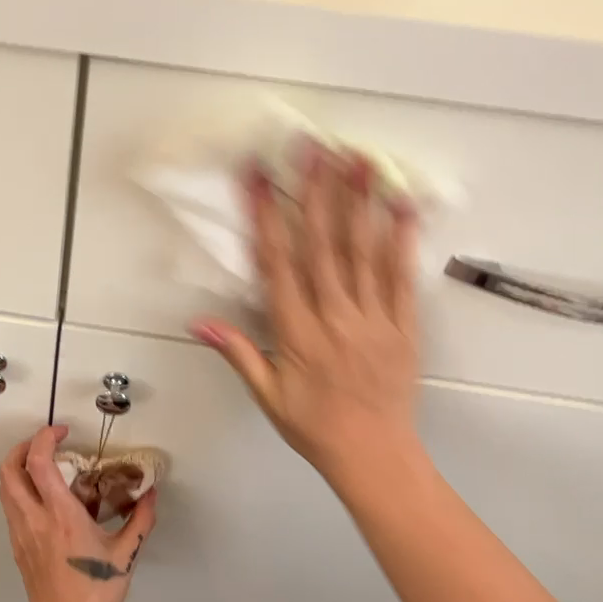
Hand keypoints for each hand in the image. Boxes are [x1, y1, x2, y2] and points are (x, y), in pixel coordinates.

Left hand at [0, 425, 157, 601]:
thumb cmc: (97, 593)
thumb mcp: (127, 554)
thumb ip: (141, 519)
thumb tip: (151, 495)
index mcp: (61, 516)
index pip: (38, 463)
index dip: (44, 437)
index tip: (60, 431)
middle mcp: (34, 520)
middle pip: (8, 469)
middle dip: (21, 447)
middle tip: (44, 444)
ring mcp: (21, 534)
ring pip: (4, 488)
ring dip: (18, 469)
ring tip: (43, 468)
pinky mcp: (17, 547)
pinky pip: (10, 509)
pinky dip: (21, 492)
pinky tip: (45, 500)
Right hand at [191, 143, 424, 487]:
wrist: (374, 455)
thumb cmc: (315, 428)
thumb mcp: (267, 396)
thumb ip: (237, 352)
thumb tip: (198, 322)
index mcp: (297, 334)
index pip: (277, 265)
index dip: (266, 218)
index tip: (258, 179)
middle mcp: (335, 318)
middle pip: (323, 246)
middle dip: (314, 193)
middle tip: (310, 146)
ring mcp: (373, 319)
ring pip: (364, 252)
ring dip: (359, 202)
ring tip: (357, 158)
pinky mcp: (404, 325)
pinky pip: (402, 277)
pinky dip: (401, 239)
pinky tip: (401, 203)